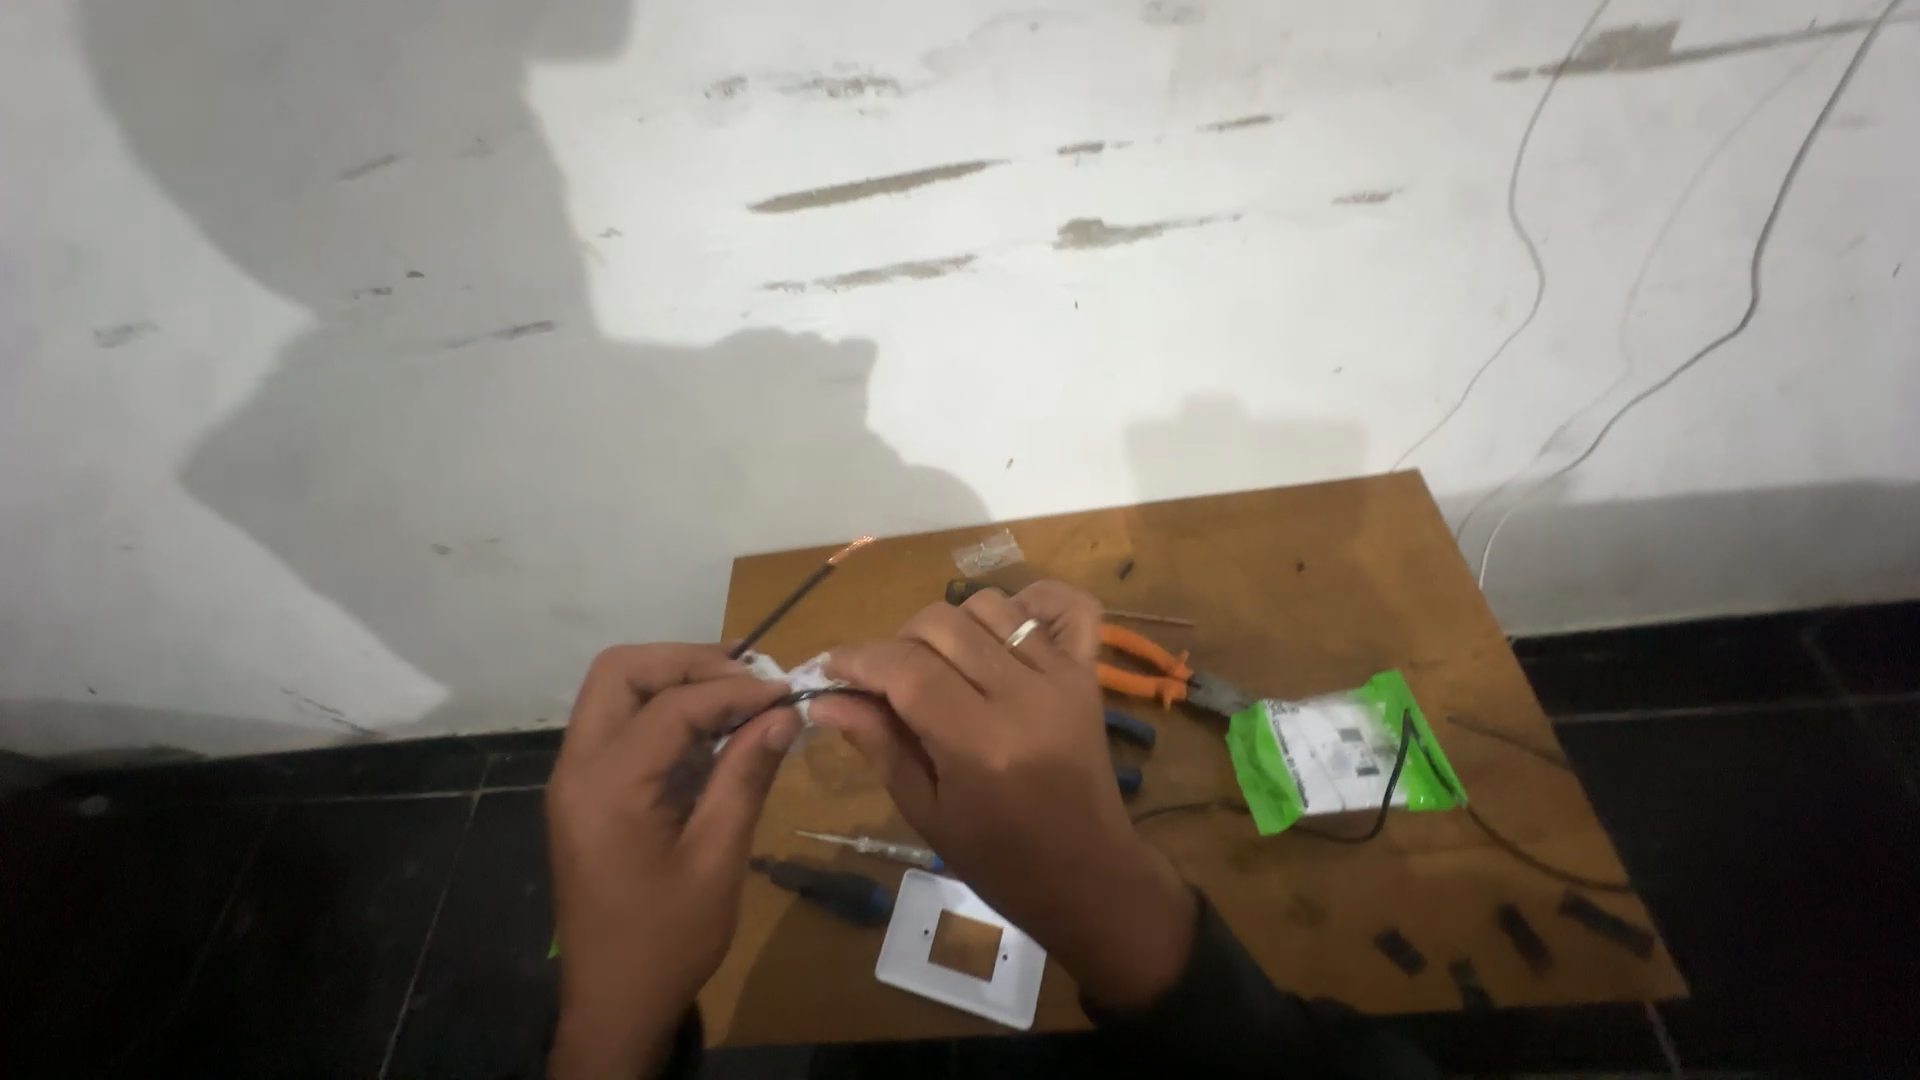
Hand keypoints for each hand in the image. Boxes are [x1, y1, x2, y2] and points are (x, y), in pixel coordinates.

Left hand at [546, 645, 800, 1079]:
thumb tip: (785, 713)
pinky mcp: (587, 790)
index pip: (672, 705)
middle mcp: (578, 768)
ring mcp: (577, 777)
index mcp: (607, 787)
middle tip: (747, 677)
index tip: (785, 692)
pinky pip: (621, 722)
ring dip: (676, 679)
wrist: (614, 1003)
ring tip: (738, 690)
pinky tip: (714, 724)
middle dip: (687, 661)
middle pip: (620, 672)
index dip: (734, 689)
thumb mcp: (719, 856)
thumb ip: (747, 774)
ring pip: (616, 689)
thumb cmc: (668, 937)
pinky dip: (667, 707)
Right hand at [810, 583, 1194, 1011]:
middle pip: (942, 624)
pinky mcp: (1088, 673)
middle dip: (898, 642)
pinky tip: (1005, 627)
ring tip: (941, 663)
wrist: (1088, 875)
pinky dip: (1030, 601)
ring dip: (951, 625)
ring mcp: (1062, 678)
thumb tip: (824, 699)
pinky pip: (1066, 605)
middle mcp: (1024, 697)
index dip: (858, 660)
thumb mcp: (924, 811)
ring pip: (989, 606)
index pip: (906, 669)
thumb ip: (877, 744)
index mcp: (980, 744)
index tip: (831, 668)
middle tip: (888, 679)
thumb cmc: (999, 859)